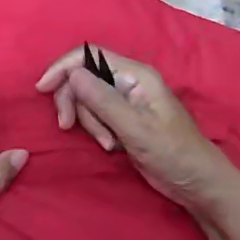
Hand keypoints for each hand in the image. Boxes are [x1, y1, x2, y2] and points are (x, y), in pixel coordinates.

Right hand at [35, 46, 239, 216]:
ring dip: (89, 122)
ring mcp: (127, 100)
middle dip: (76, 102)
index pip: (90, 56)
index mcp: (136, 74)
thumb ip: (103, 100)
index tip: (42, 89)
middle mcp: (130, 81)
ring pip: (88, 99)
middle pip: (84, 78)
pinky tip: (111, 146)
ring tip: (108, 145)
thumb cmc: (173, 154)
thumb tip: (73, 73)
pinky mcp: (125, 118)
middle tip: (68, 127)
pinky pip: (98, 115)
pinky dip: (97, 129)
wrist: (197, 183)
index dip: (63, 68)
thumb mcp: (136, 129)